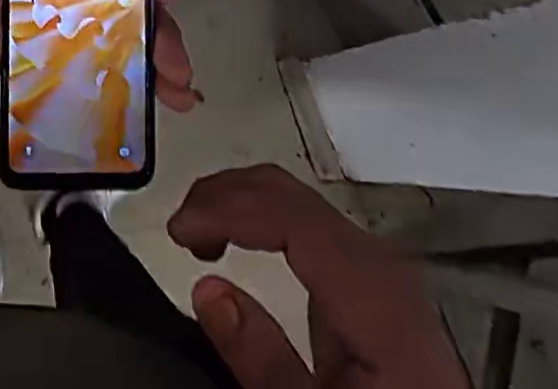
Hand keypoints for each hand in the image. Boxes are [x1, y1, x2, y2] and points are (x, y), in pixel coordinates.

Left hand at [0, 0, 200, 162]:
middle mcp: (57, 6)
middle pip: (121, 5)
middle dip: (158, 27)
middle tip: (176, 60)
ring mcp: (65, 45)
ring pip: (125, 41)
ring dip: (159, 59)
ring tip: (179, 90)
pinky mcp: (68, 81)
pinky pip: (114, 76)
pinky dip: (143, 86)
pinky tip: (166, 103)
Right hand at [167, 165, 466, 388]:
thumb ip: (265, 363)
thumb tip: (207, 289)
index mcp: (375, 298)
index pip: (291, 217)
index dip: (226, 209)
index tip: (178, 231)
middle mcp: (379, 266)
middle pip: (289, 194)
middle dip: (223, 196)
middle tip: (181, 230)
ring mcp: (375, 264)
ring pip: (293, 198)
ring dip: (236, 202)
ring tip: (198, 235)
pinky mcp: (365, 273)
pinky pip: (302, 218)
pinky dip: (256, 215)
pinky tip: (236, 239)